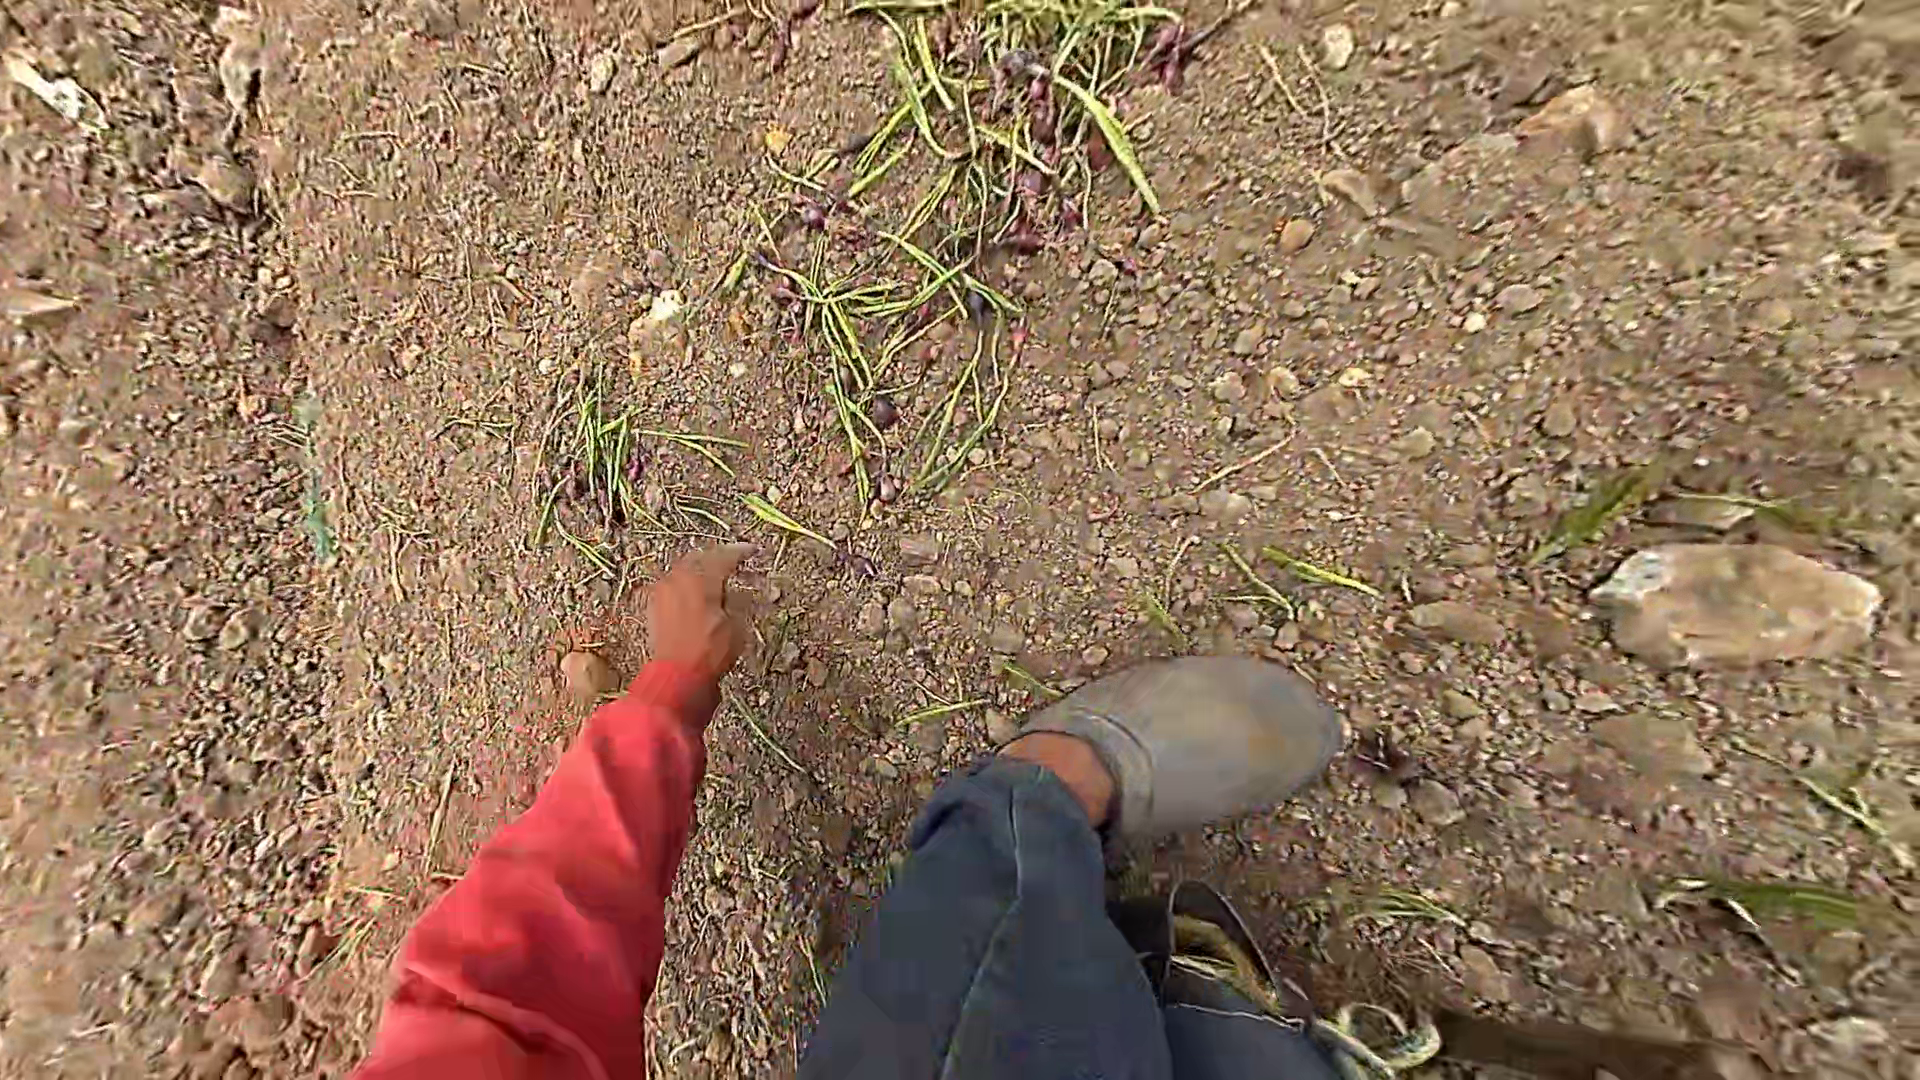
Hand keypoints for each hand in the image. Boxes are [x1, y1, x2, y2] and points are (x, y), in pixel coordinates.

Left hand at [646, 543, 753, 683]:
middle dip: (718, 559)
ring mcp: (662, 591)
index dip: (741, 552)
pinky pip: (675, 585)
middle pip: (701, 558)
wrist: (675, 677)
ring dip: (702, 572)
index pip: (724, 556)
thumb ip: (738, 598)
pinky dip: (689, 585)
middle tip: (734, 562)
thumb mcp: (737, 623)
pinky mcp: (654, 606)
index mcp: (700, 577)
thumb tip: (743, 588)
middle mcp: (678, 578)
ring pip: (685, 571)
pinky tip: (699, 595)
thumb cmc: (710, 650)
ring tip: (717, 580)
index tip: (752, 550)